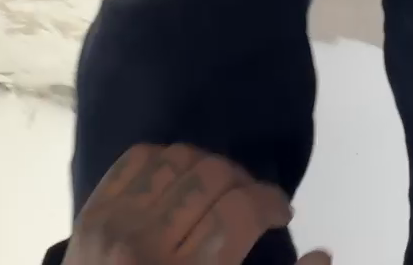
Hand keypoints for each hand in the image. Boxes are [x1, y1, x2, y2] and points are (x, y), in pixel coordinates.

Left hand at [65, 144, 331, 264]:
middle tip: (252, 202)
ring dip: (207, 166)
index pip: (239, 213)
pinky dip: (165, 158)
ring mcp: (113, 225)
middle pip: (211, 177)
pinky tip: (179, 178)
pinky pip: (136, 159)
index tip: (282, 211)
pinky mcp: (90, 214)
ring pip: (176, 159)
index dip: (271, 202)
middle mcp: (146, 246)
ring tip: (218, 188)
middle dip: (243, 181)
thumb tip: (322, 254)